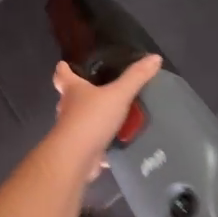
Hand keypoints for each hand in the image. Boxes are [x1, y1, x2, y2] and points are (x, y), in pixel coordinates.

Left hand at [49, 55, 161, 179]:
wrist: (76, 158)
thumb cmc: (91, 119)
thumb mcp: (118, 94)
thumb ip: (136, 77)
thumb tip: (155, 57)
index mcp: (73, 91)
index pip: (62, 75)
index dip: (64, 68)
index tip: (66, 64)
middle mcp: (68, 109)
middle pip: (71, 97)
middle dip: (83, 93)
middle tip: (102, 88)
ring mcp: (72, 131)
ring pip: (83, 119)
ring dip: (95, 118)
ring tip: (117, 114)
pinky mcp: (81, 149)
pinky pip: (93, 141)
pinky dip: (103, 141)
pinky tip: (119, 141)